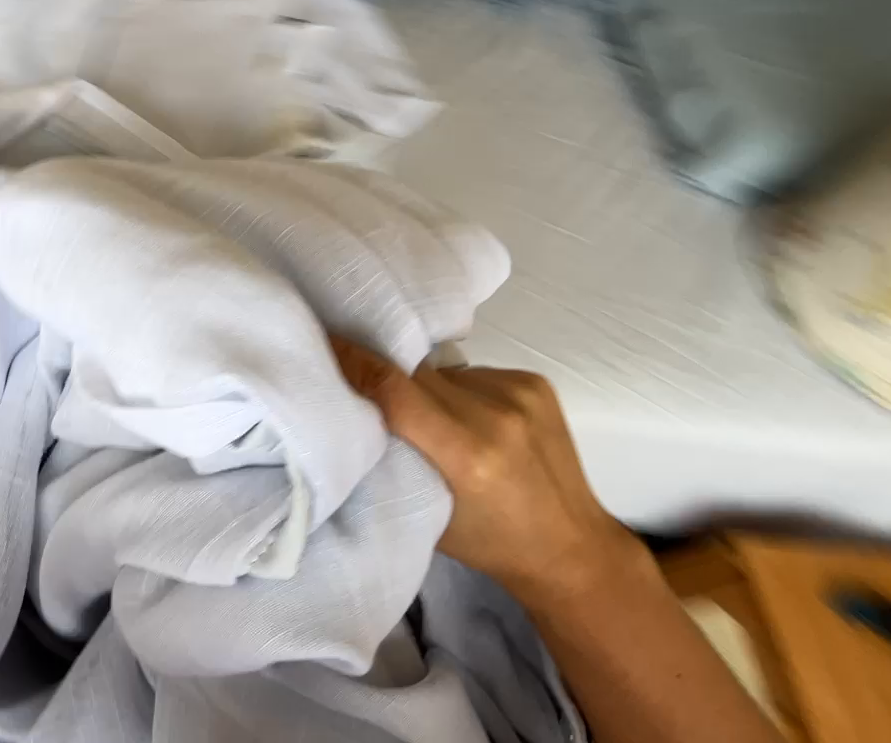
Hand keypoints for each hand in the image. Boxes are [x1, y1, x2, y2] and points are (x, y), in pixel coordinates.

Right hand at [330, 336, 641, 607]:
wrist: (572, 547)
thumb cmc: (488, 542)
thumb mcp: (424, 509)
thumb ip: (390, 454)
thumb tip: (350, 401)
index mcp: (466, 455)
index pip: (392, 389)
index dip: (350, 361)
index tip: (318, 343)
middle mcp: (495, 415)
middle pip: (412, 372)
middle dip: (384, 376)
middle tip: (361, 387)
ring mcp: (519, 394)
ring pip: (439, 370)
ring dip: (422, 386)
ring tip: (431, 420)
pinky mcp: (534, 381)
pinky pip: (468, 372)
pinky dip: (456, 390)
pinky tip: (469, 421)